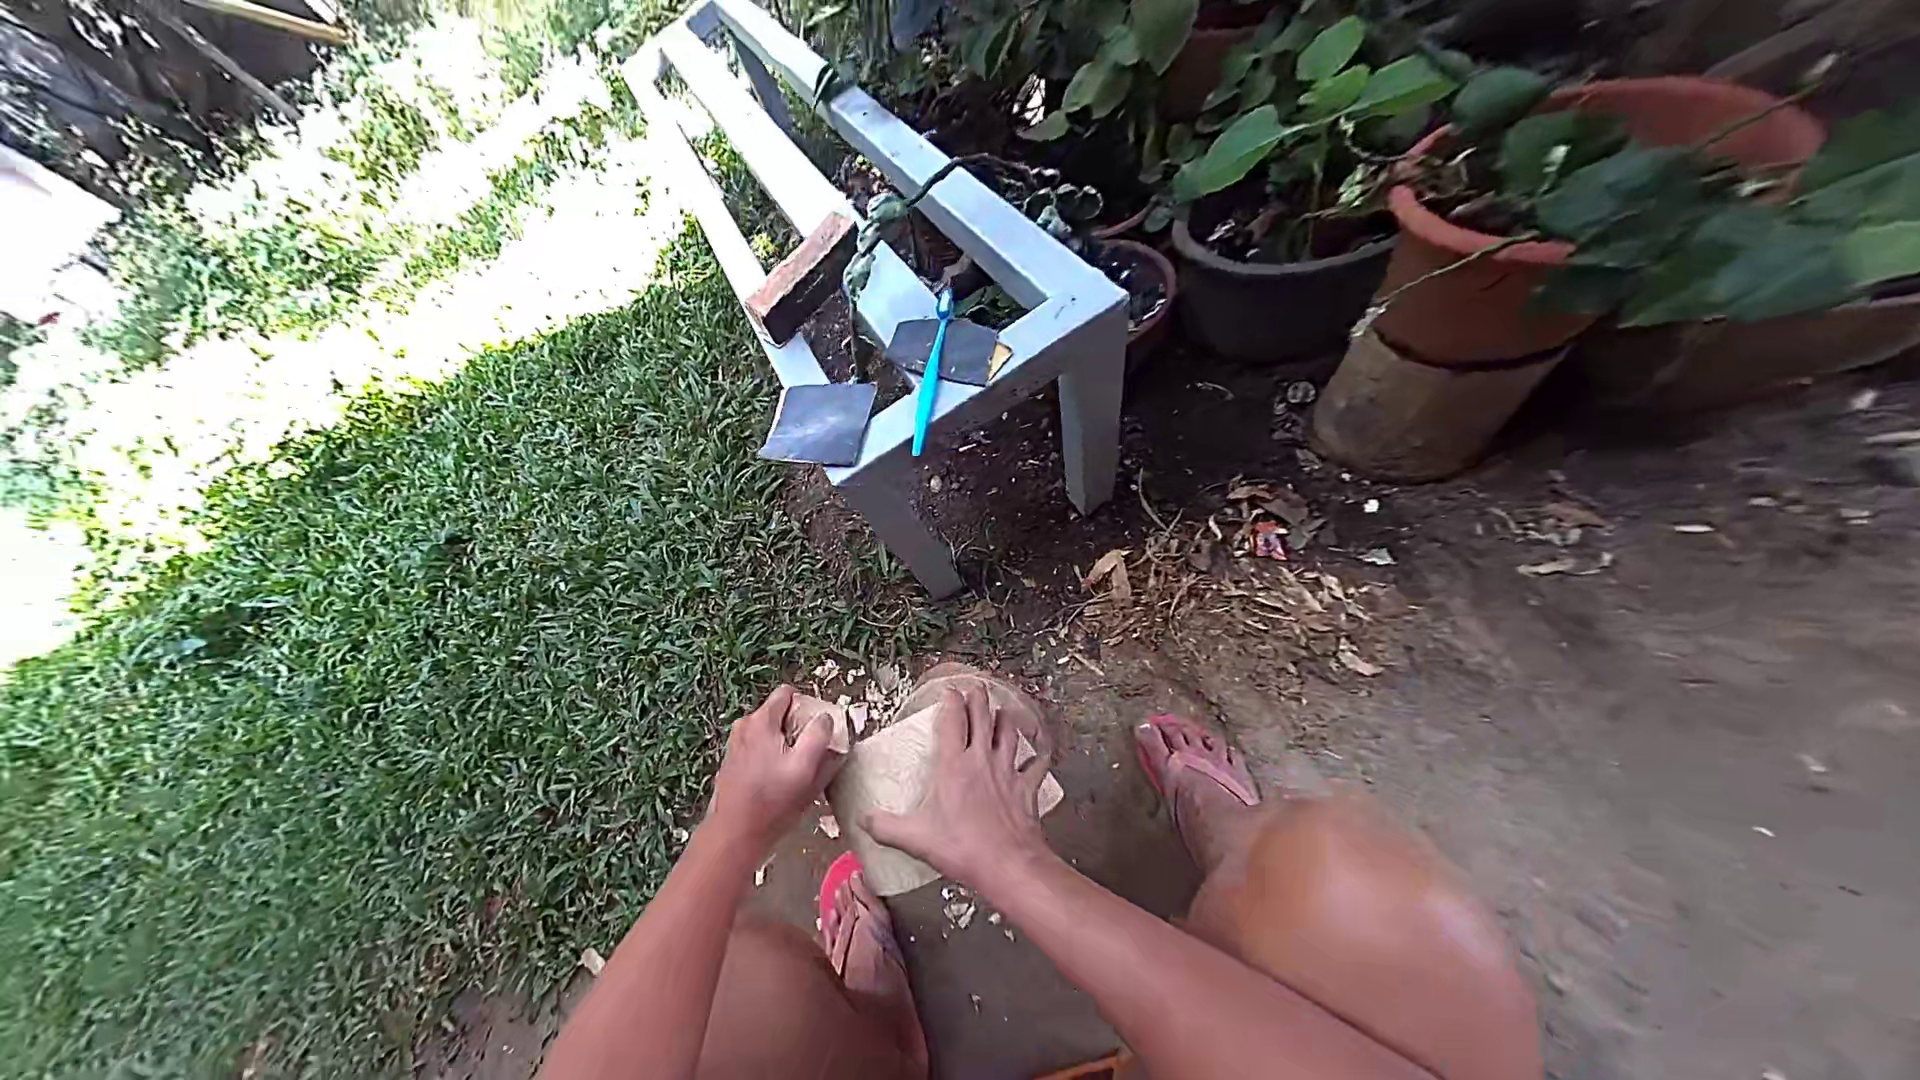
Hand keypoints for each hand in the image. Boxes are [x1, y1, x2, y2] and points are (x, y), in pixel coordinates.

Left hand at [708, 685, 843, 848]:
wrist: (734, 835)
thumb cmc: (772, 800)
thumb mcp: (805, 766)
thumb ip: (819, 735)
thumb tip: (825, 719)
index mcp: (761, 721)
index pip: (787, 694)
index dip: (807, 706)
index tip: (816, 729)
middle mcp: (744, 727)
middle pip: (779, 714)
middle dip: (797, 728)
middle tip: (809, 753)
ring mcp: (736, 746)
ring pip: (770, 734)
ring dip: (785, 746)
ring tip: (795, 771)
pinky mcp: (733, 765)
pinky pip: (759, 751)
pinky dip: (771, 759)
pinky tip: (778, 783)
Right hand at [863, 682, 1056, 894]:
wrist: (1008, 863)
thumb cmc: (962, 848)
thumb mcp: (915, 838)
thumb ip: (885, 826)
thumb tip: (862, 819)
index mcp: (954, 764)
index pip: (952, 720)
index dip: (950, 701)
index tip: (948, 691)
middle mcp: (982, 759)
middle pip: (982, 717)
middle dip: (978, 699)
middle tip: (976, 687)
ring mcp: (1007, 770)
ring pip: (1009, 733)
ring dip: (1005, 719)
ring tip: (1002, 710)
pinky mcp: (1026, 786)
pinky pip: (1036, 764)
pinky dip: (1038, 755)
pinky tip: (1040, 751)